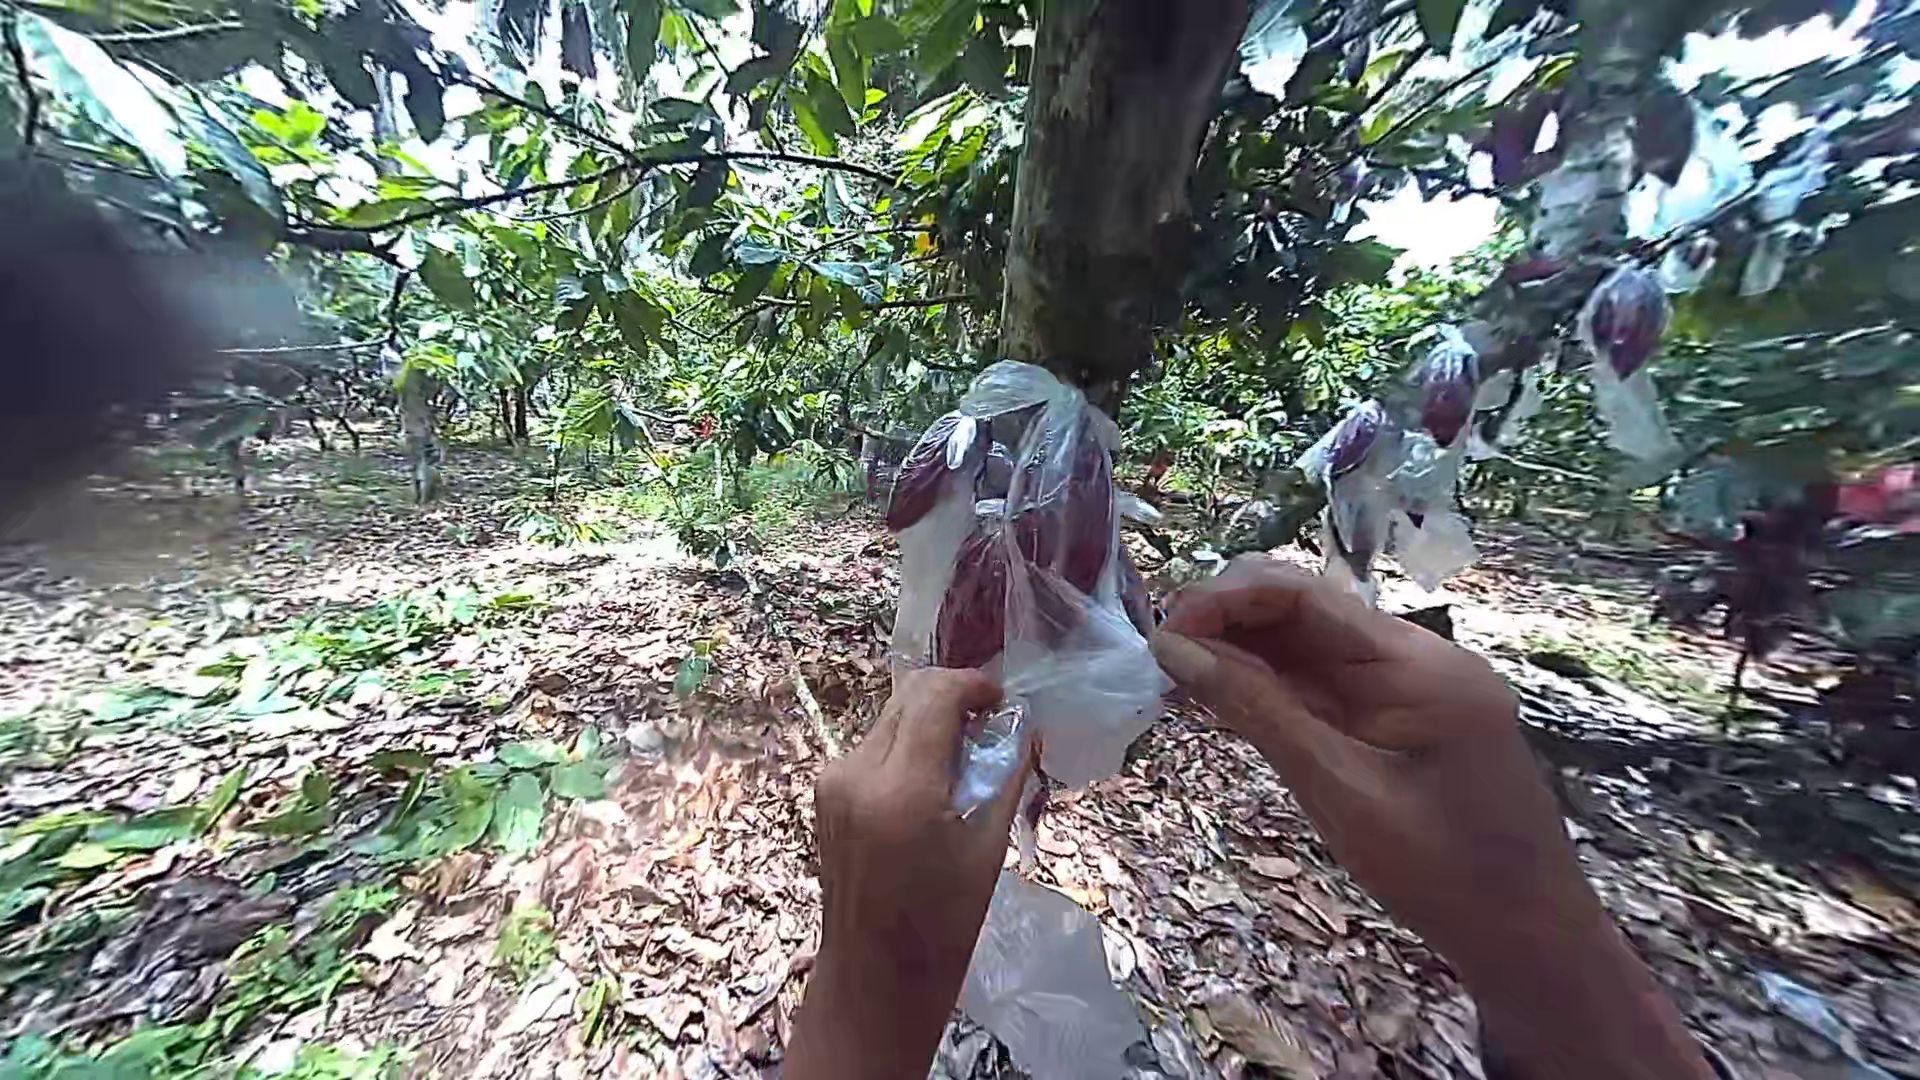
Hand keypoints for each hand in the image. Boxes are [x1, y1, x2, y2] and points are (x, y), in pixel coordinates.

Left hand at [786, 668, 1030, 1079]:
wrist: (872, 982)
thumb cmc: (943, 926)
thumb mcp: (988, 846)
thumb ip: (1005, 774)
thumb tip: (1024, 727)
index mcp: (902, 790)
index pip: (934, 697)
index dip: (971, 683)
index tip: (998, 698)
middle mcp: (858, 772)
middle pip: (908, 695)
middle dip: (951, 694)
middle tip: (985, 721)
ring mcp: (834, 778)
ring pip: (891, 714)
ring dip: (929, 717)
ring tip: (960, 752)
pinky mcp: (825, 788)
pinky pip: (875, 742)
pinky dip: (907, 740)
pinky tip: (928, 776)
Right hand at [1151, 557, 1712, 1079]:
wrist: (1529, 943)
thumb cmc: (1442, 873)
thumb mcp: (1335, 787)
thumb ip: (1252, 707)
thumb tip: (1170, 648)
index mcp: (1412, 662)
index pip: (1300, 594)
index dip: (1222, 600)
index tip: (1166, 634)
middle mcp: (1401, 652)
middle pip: (1292, 604)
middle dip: (1219, 618)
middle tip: (1162, 655)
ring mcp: (1389, 678)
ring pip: (1290, 636)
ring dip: (1228, 648)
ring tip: (1173, 675)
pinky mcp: (1374, 704)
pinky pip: (1301, 673)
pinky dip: (1251, 678)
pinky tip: (1211, 694)